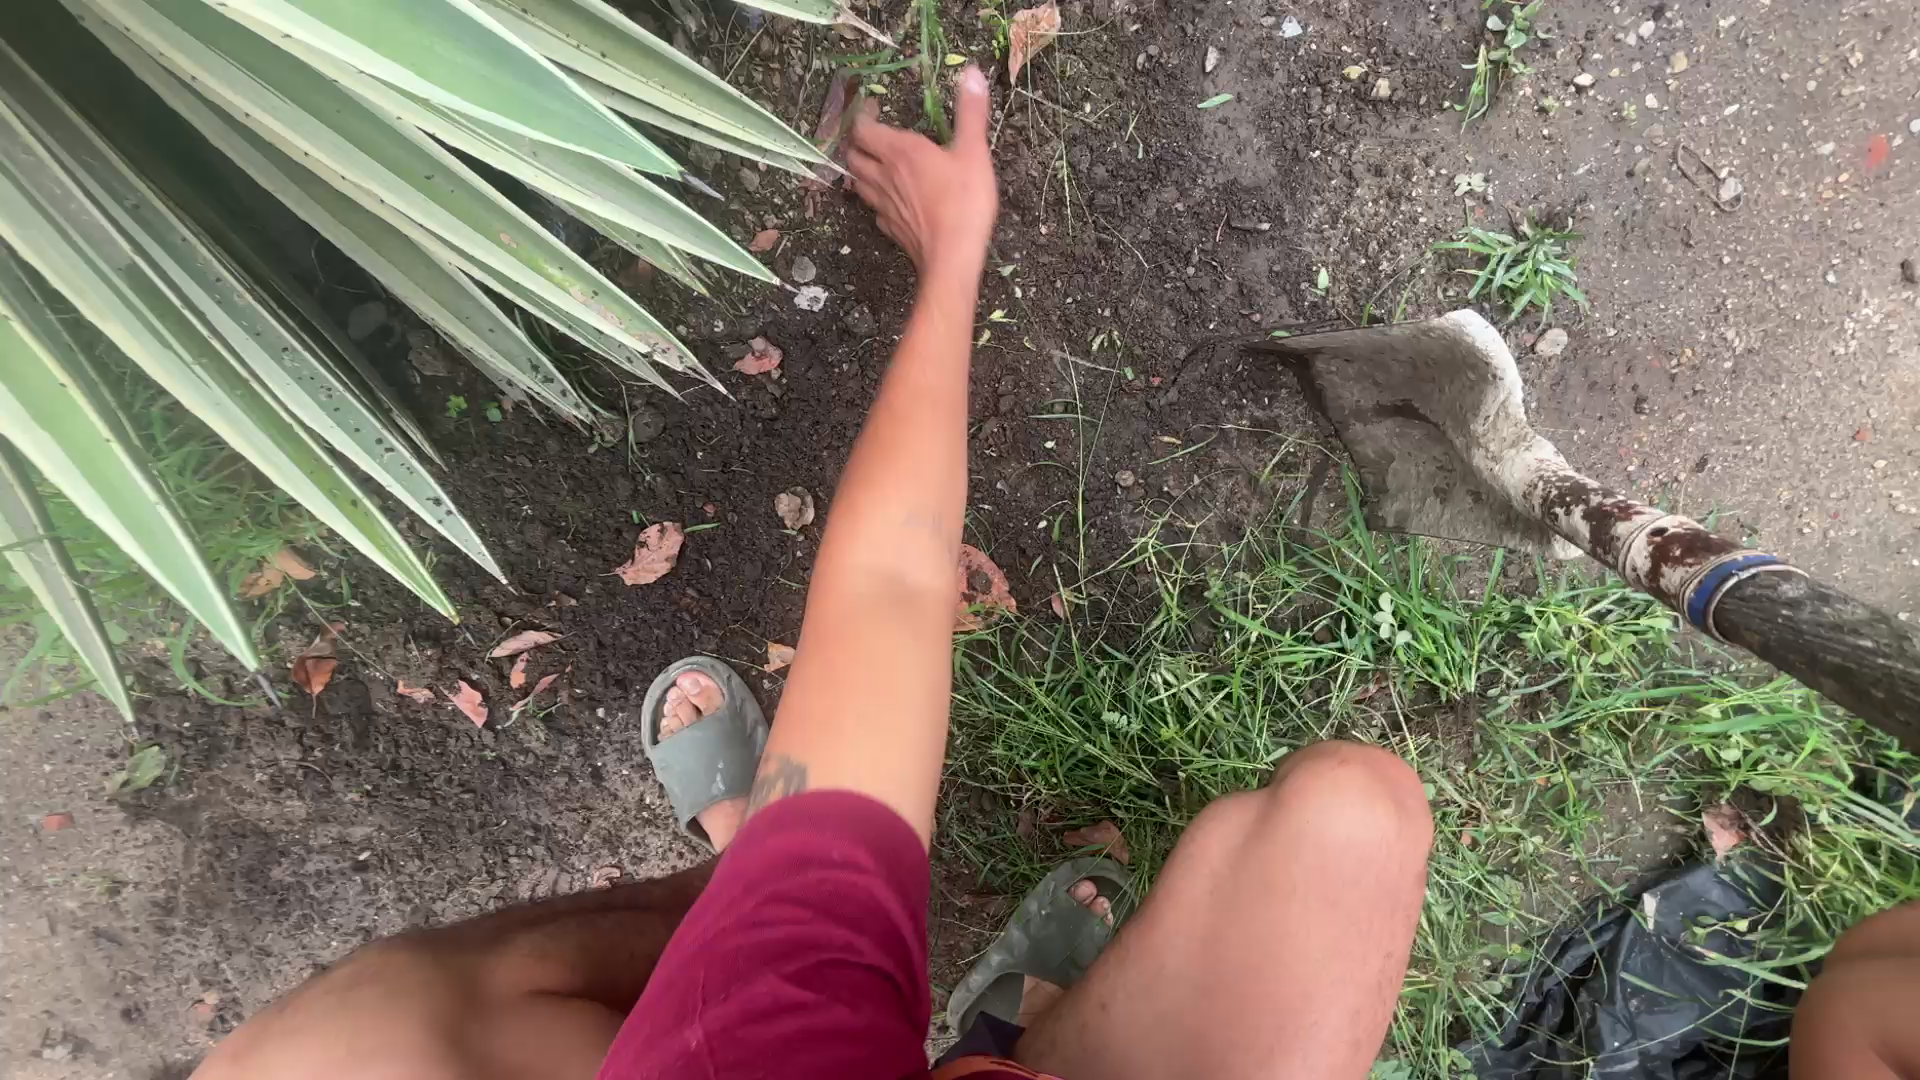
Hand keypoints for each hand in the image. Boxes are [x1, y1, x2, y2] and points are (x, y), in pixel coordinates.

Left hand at [847, 65, 997, 280]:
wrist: (953, 258)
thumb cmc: (964, 203)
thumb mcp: (974, 152)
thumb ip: (970, 112)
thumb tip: (971, 73)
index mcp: (900, 152)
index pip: (863, 129)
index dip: (863, 116)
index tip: (873, 109)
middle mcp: (884, 177)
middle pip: (853, 157)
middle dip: (857, 145)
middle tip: (871, 139)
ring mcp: (885, 206)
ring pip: (859, 184)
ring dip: (861, 172)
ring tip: (875, 167)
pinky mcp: (892, 230)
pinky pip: (876, 212)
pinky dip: (877, 203)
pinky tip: (890, 202)